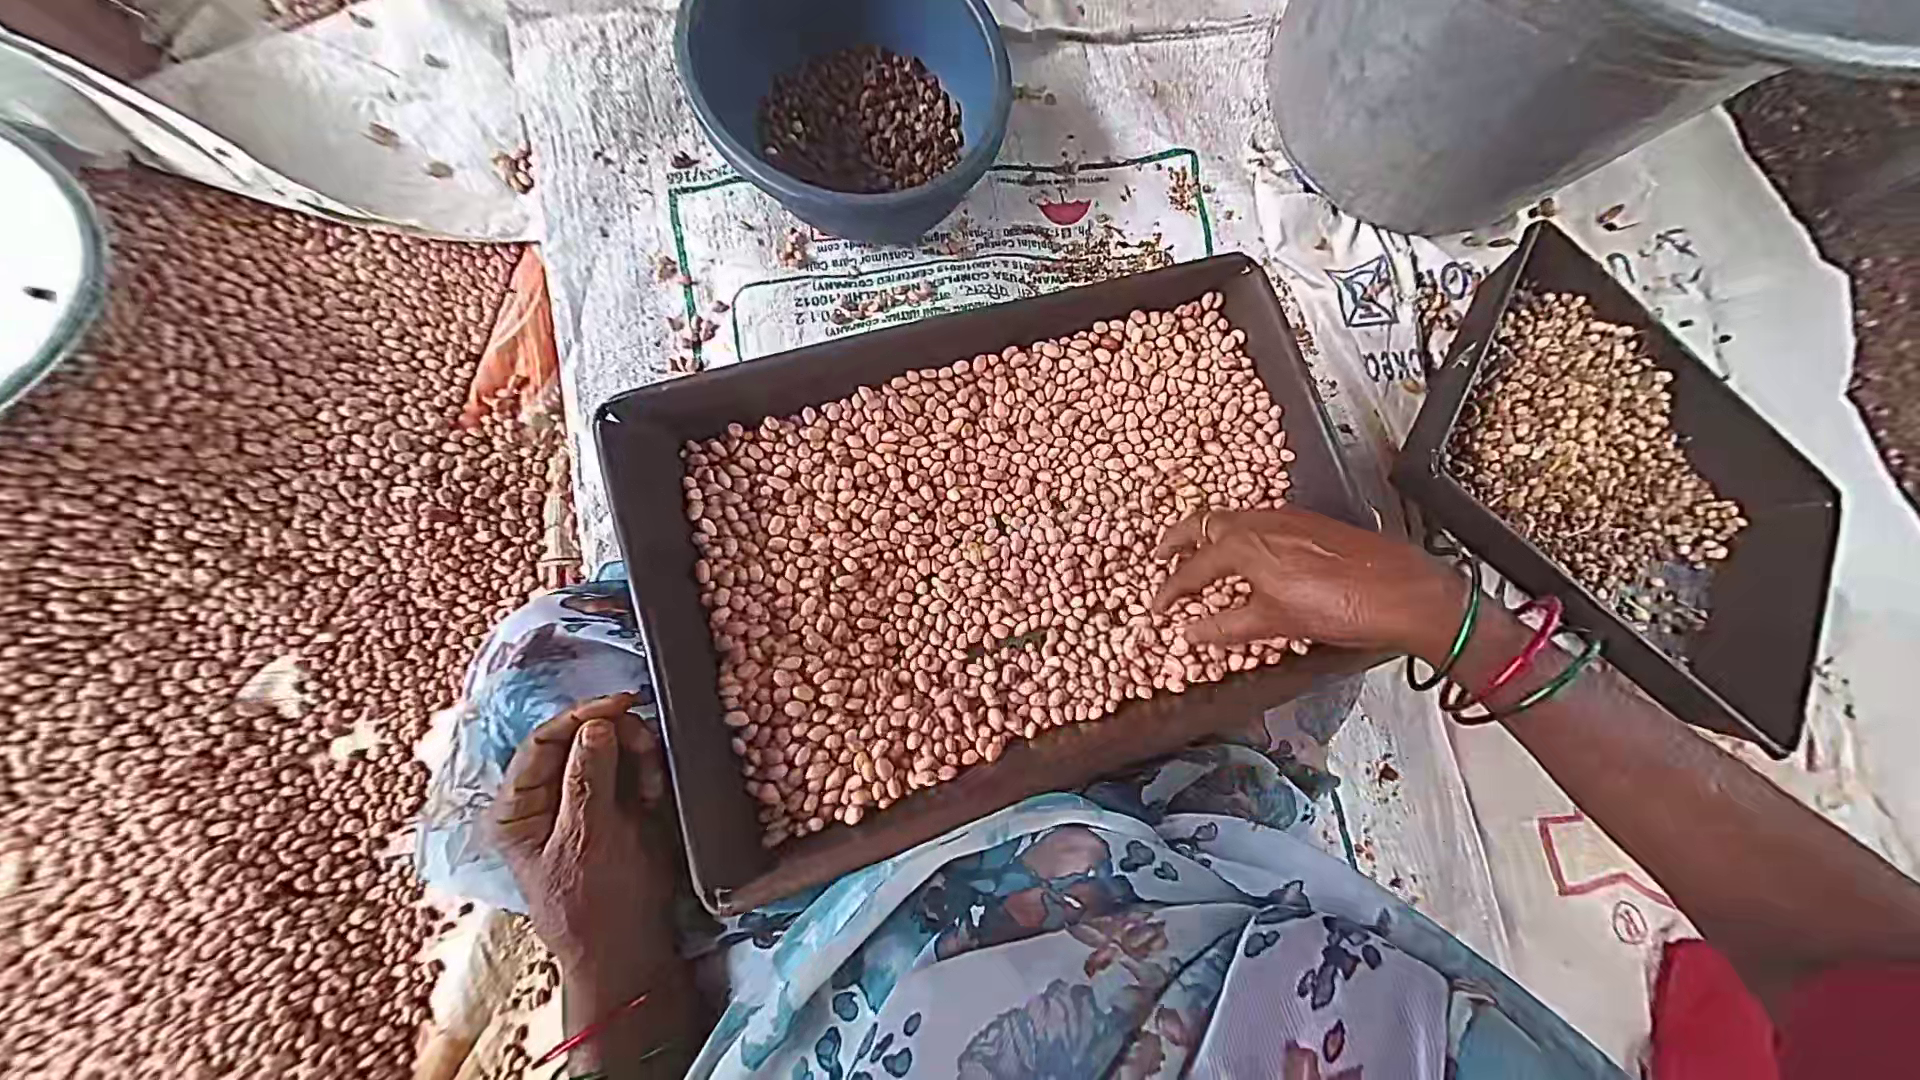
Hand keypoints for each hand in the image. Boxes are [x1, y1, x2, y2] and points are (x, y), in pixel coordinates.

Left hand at [491, 694, 676, 991]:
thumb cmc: (593, 900)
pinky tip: (655, 797)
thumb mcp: (584, 841)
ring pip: (617, 744)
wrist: (632, 938)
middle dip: (619, 738)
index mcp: (521, 806)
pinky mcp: (624, 796)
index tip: (621, 703)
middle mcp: (553, 792)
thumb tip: (595, 725)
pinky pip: (640, 762)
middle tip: (647, 751)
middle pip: (584, 736)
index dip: (579, 716)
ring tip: (651, 790)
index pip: (542, 743)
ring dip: (641, 756)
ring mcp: (591, 792)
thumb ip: (588, 781)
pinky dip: (652, 770)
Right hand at [1151, 506, 1465, 659]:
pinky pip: (1257, 520)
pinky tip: (1248, 554)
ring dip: (1207, 535)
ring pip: (1230, 518)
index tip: (1159, 606)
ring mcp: (1285, 517)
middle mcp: (1258, 522)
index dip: (1170, 591)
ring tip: (1199, 556)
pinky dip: (1237, 534)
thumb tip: (1190, 632)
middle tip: (1162, 557)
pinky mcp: (1307, 521)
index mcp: (1243, 545)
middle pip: (1202, 524)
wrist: (1407, 592)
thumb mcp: (1275, 623)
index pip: (1191, 569)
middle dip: (1177, 541)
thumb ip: (1226, 626)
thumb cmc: (1339, 606)